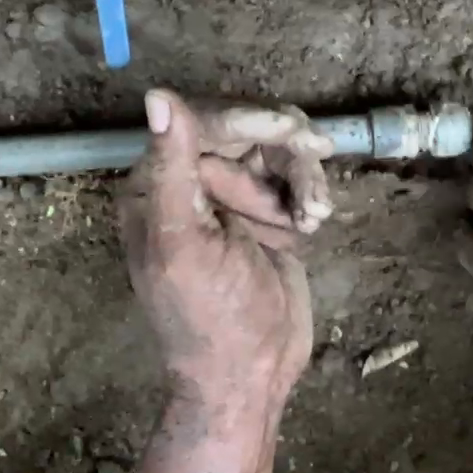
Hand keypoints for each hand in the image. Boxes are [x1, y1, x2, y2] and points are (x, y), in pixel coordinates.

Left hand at [120, 90, 332, 472]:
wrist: (251, 375)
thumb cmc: (208, 317)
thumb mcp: (183, 245)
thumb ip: (171, 168)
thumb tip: (156, 96)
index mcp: (156, 183)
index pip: (202, 124)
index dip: (246, 120)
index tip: (288, 129)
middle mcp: (191, 179)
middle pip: (246, 129)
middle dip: (283, 147)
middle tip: (316, 153)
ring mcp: (232, 193)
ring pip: (276, 148)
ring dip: (301, 175)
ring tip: (312, 214)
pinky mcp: (265, 208)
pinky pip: (293, 175)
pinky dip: (308, 192)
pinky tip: (313, 220)